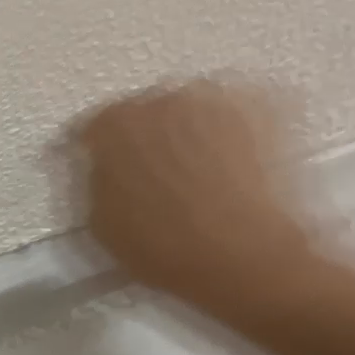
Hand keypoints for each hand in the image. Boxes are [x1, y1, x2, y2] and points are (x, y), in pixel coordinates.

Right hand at [74, 79, 315, 320]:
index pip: (95, 126)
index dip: (96, 149)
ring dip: (186, 129)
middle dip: (144, 134)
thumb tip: (106, 166)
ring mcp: (214, 100)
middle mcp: (162, 100)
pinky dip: (229, 129)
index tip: (101, 167)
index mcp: (115, 128)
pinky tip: (232, 158)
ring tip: (195, 165)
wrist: (241, 254)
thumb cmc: (159, 246)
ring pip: (190, 108)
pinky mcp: (260, 108)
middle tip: (151, 169)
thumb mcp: (101, 223)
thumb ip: (97, 182)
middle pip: (145, 110)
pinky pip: (234, 110)